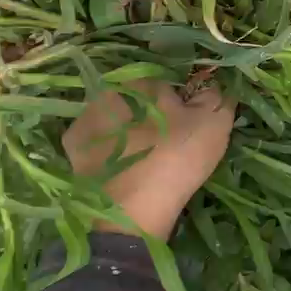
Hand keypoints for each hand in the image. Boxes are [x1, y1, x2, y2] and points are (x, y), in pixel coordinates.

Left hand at [62, 77, 236, 238]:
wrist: (132, 211)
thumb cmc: (178, 157)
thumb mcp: (215, 121)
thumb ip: (217, 95)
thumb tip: (213, 84)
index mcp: (140, 83)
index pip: (166, 78)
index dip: (183, 94)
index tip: (194, 113)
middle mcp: (105, 96)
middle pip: (138, 97)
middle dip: (154, 109)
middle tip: (174, 132)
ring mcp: (83, 125)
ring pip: (118, 117)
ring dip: (132, 127)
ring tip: (152, 151)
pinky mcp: (73, 153)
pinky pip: (102, 140)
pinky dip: (115, 147)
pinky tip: (131, 162)